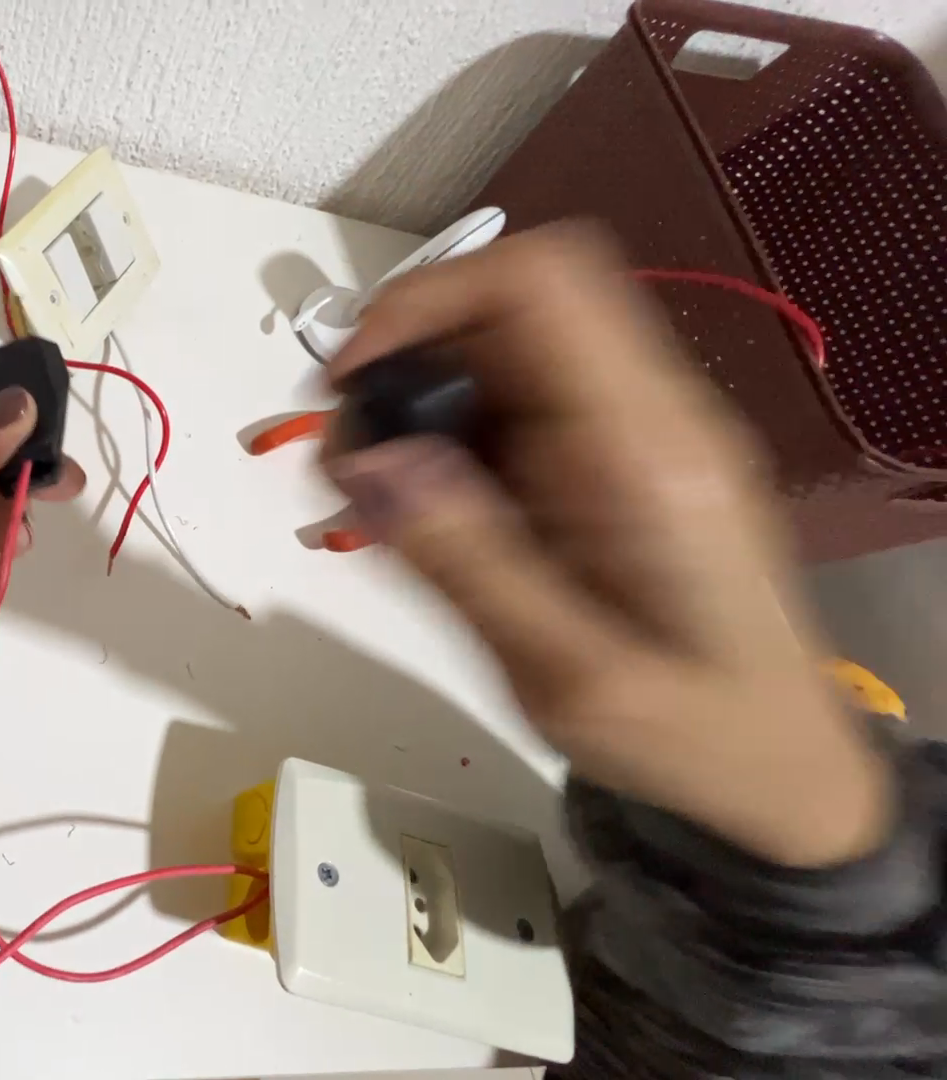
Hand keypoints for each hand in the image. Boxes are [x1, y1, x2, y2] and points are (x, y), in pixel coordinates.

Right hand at [321, 226, 890, 867]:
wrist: (763, 766)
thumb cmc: (687, 732)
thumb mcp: (568, 671)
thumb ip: (467, 563)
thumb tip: (368, 461)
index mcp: (642, 448)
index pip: (538, 289)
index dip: (425, 302)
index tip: (347, 380)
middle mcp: (628, 419)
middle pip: (493, 315)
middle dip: (392, 363)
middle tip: (342, 457)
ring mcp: (602, 439)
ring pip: (476, 364)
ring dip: (397, 410)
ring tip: (361, 494)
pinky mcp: (577, 466)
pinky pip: (481, 419)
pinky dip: (418, 446)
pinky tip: (400, 512)